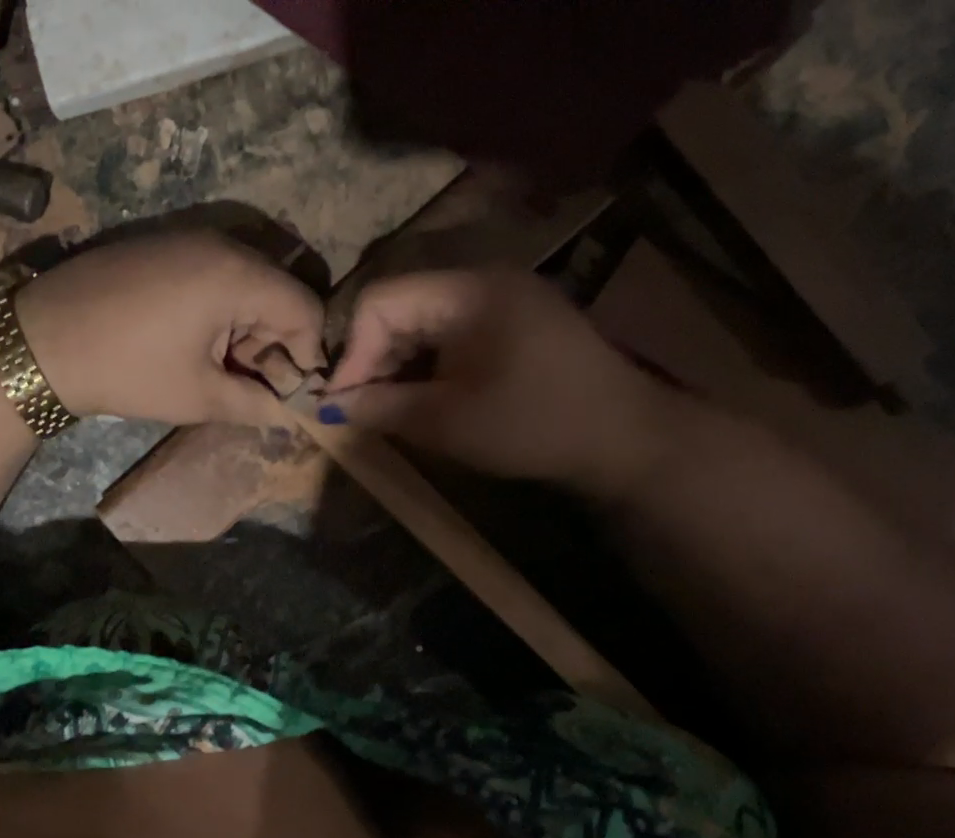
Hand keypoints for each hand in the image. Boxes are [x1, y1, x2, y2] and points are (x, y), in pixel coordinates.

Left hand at [12, 231, 324, 425]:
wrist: (40, 341)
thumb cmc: (126, 370)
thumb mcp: (197, 396)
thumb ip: (255, 403)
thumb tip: (288, 414)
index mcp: (236, 274)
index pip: (304, 307)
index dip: (308, 355)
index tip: (288, 392)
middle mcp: (220, 243)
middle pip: (277, 291)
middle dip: (274, 343)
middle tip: (250, 386)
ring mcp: (187, 239)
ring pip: (245, 283)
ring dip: (245, 329)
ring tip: (216, 370)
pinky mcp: (161, 244)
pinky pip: (212, 274)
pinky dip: (217, 310)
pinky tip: (191, 344)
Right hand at [320, 269, 686, 495]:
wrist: (625, 439)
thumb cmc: (533, 425)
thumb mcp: (446, 422)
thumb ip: (381, 407)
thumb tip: (329, 406)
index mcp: (468, 291)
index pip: (380, 300)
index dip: (352, 351)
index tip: (342, 400)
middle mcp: (484, 280)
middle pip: (400, 306)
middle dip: (371, 357)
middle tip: (361, 408)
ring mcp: (503, 299)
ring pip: (422, 320)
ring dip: (397, 362)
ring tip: (388, 407)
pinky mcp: (514, 322)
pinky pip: (450, 331)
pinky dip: (427, 362)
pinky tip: (423, 397)